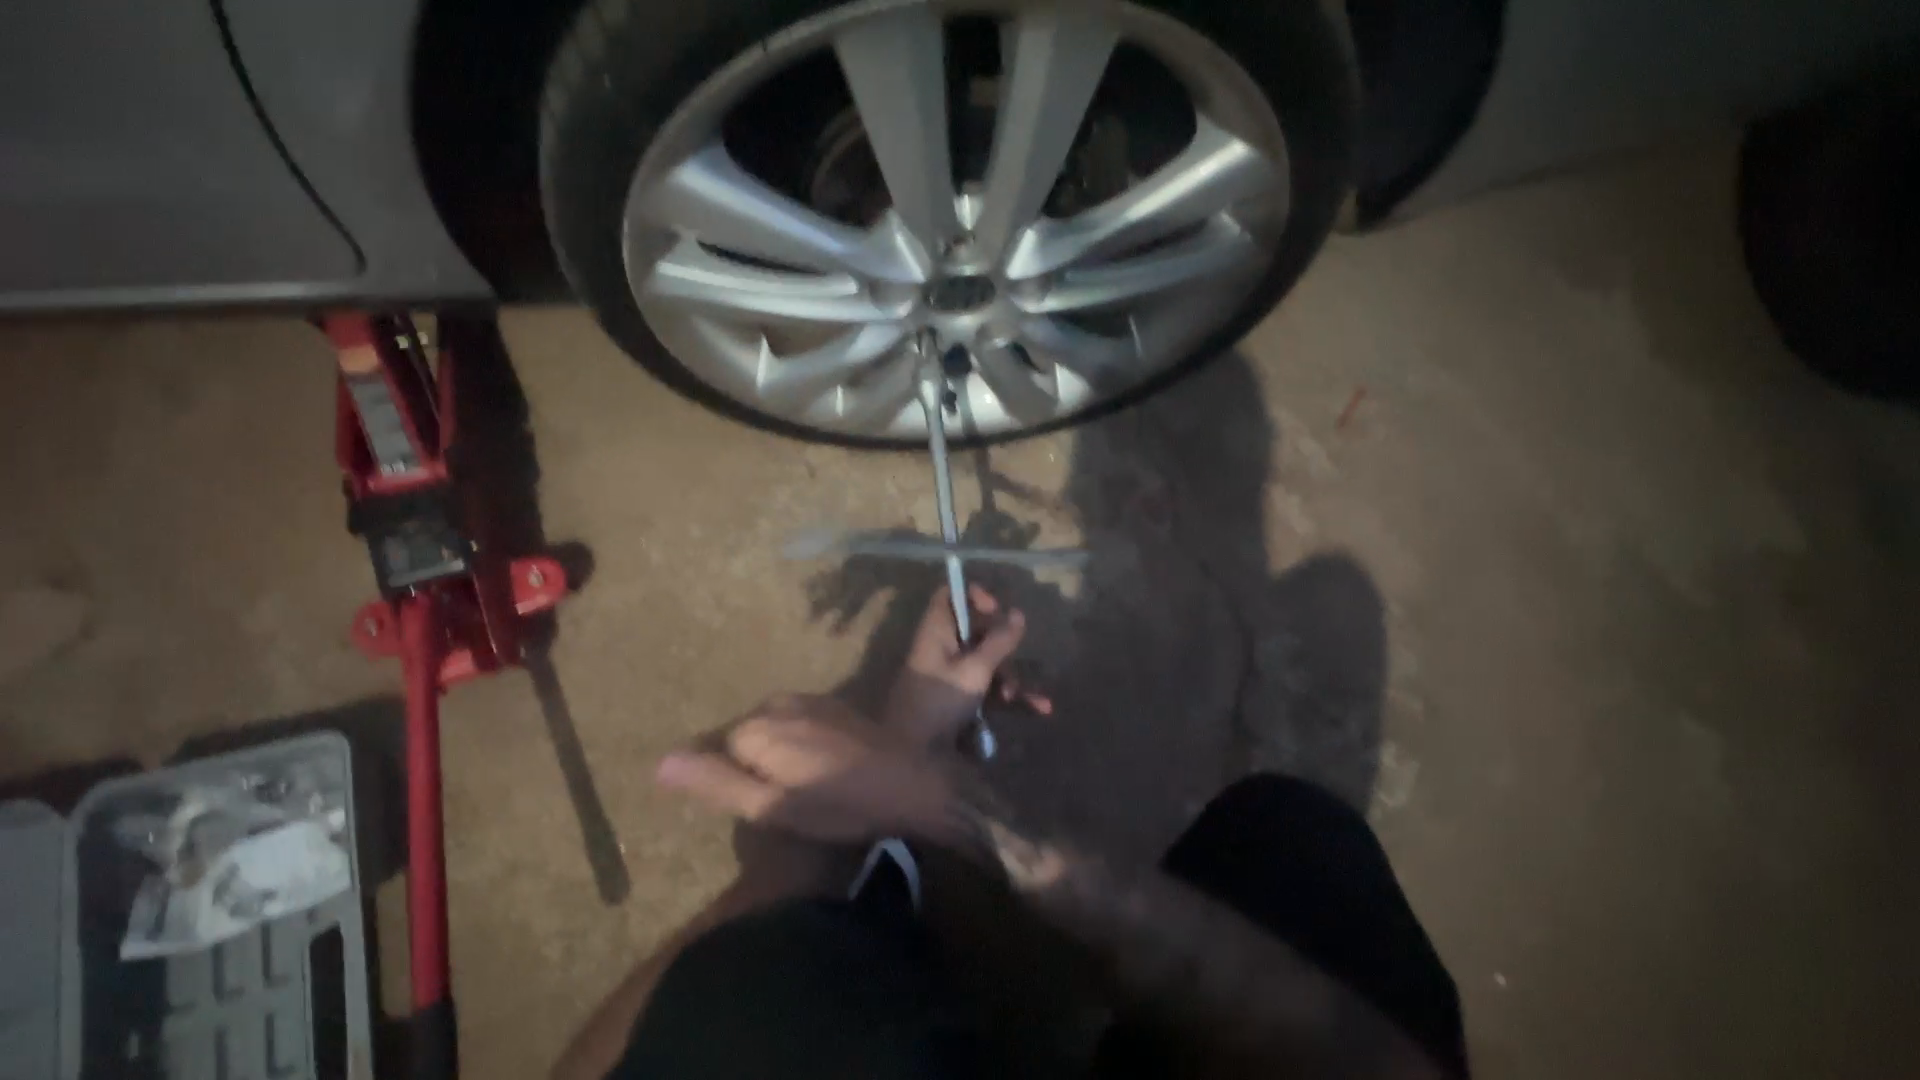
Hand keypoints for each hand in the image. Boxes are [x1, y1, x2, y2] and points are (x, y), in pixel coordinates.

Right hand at [655, 695, 956, 843]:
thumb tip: (659, 762)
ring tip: (802, 788)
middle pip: (739, 738)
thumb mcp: (772, 807)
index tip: (760, 804)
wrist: (910, 782)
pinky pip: (792, 724)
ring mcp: (806, 700)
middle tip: (784, 801)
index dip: (729, 783)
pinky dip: (796, 745)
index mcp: (754, 728)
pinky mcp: (831, 704)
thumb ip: (717, 783)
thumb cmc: (840, 804)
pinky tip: (821, 769)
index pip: (712, 752)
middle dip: (749, 766)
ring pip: (767, 730)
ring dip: (774, 755)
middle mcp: (774, 703)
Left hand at [883, 585, 1050, 748]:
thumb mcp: (976, 669)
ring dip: (1012, 680)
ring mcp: (949, 675)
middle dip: (1005, 649)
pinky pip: (986, 690)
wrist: (910, 751)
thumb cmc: (940, 700)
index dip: (974, 596)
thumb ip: (999, 641)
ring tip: (1036, 703)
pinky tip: (1038, 710)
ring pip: (987, 665)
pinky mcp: (956, 700)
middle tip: (1016, 663)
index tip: (997, 610)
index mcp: (937, 631)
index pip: (950, 596)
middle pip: (976, 633)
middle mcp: (942, 648)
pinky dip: (1007, 698)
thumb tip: (1018, 613)